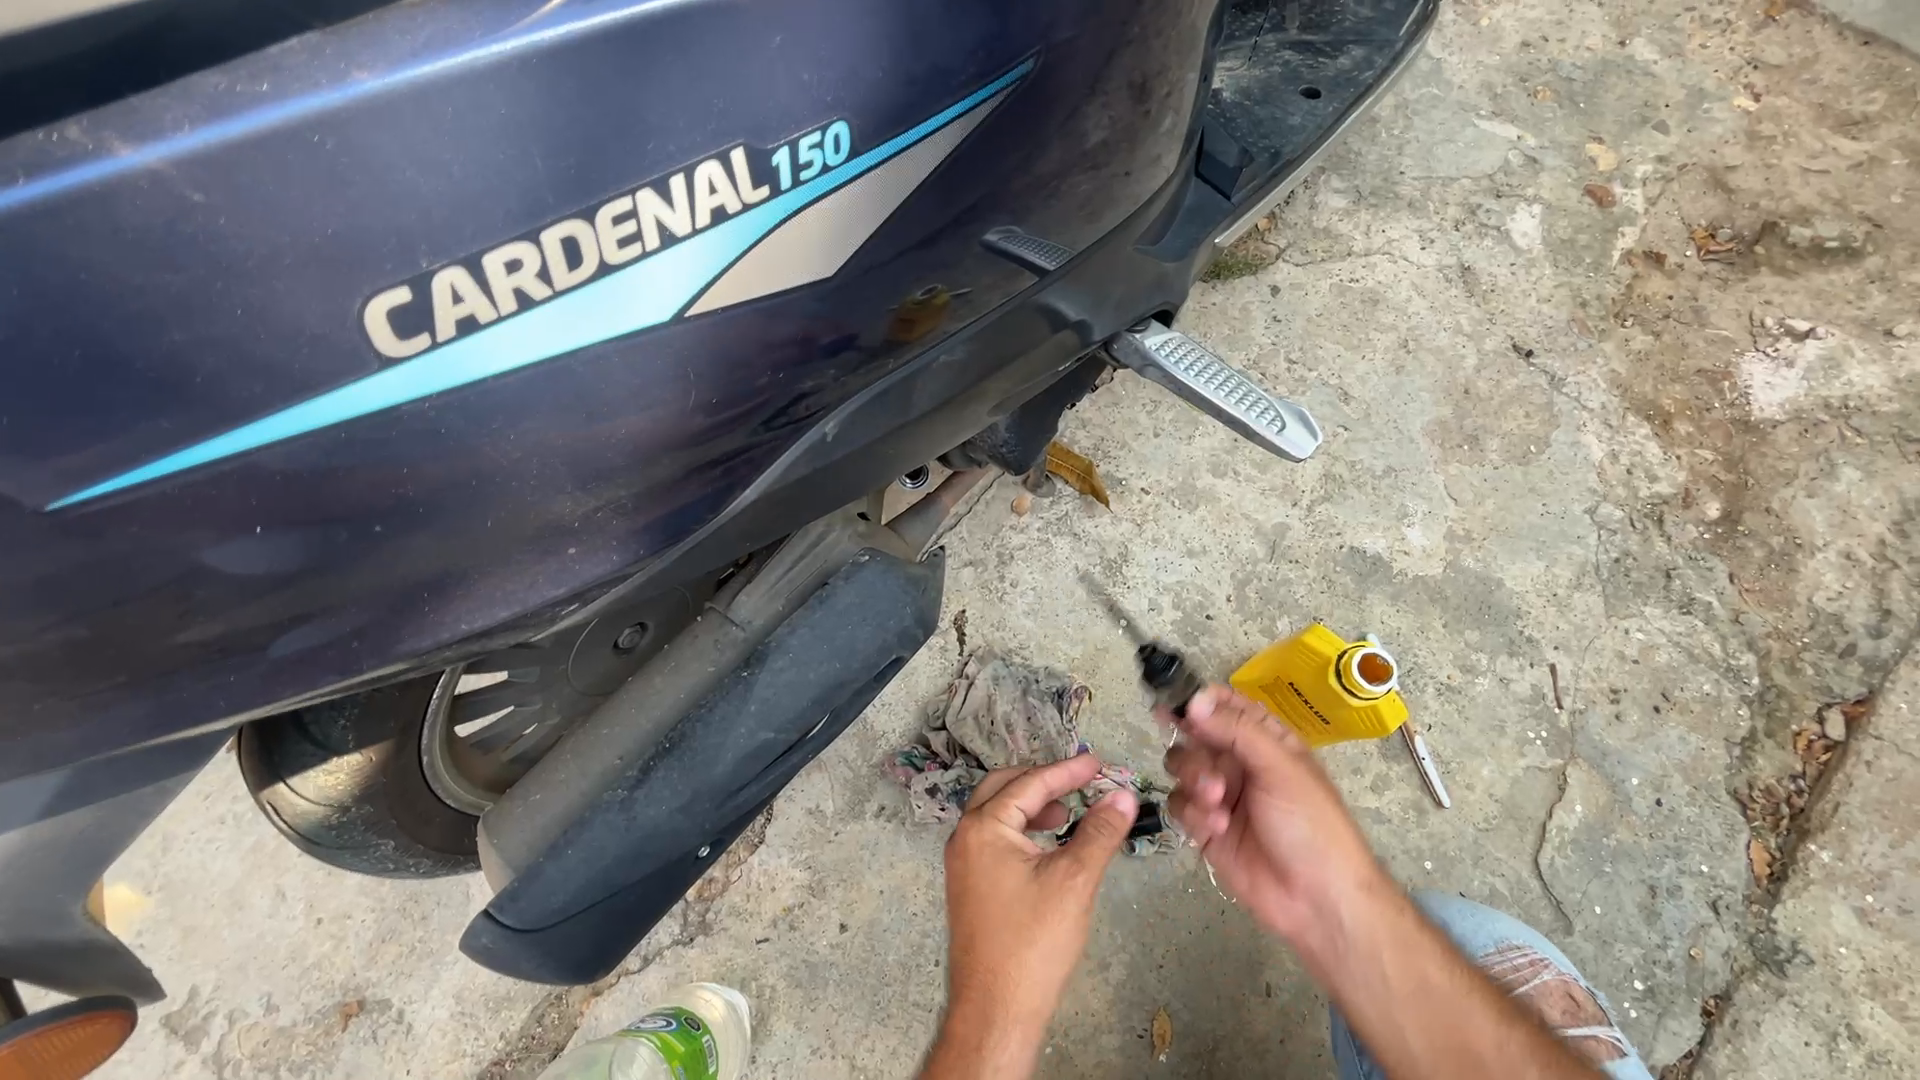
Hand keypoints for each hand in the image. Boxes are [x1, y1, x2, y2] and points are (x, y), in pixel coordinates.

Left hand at [922, 754, 1136, 1078]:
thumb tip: (1123, 795)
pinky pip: (994, 839)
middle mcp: (964, 837)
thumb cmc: (1034, 941)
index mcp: (983, 827)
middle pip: (1004, 788)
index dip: (1067, 771)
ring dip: (1032, 806)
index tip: (1098, 763)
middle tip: (1080, 784)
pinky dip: (1022, 831)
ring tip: (1067, 816)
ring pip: (997, 814)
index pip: (1030, 783)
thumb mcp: (1074, 880)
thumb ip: (1099, 832)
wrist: (996, 1009)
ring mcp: (962, 862)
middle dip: (1043, 782)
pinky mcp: (968, 885)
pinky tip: (1047, 849)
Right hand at [1162, 686, 1393, 970]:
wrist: (1317, 899)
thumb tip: (1194, 700)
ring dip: (1193, 782)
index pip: (1225, 706)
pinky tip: (1217, 828)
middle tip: (1210, 777)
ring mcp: (1220, 794)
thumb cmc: (1311, 825)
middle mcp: (1239, 762)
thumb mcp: (1281, 767)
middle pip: (1194, 736)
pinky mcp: (1204, 826)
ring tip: (1216, 804)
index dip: (1200, 702)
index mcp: (1265, 740)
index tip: (1180, 708)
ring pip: (1181, 768)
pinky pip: (1179, 804)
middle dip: (1195, 754)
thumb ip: (1236, 730)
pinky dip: (1192, 813)